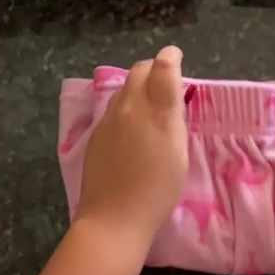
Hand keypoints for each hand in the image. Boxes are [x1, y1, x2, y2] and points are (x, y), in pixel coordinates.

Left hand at [75, 46, 188, 244]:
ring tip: (150, 108)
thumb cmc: (157, 189)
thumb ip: (174, 116)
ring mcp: (108, 120)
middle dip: (152, 70)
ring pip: (124, 90)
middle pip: (138, 72)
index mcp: (155, 110)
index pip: (162, 67)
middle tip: (166, 84)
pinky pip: (113, 109)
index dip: (170, 58)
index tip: (175, 58)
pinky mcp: (96, 134)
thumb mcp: (178, 152)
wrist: (113, 217)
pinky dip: (126, 108)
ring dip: (138, 89)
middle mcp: (129, 107)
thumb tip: (170, 90)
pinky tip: (132, 130)